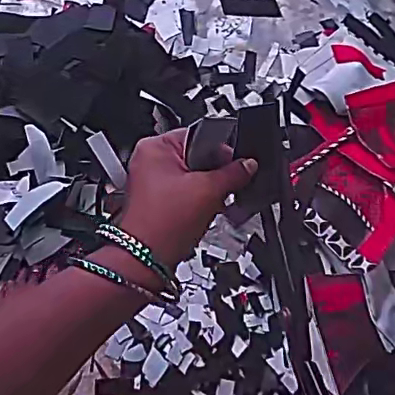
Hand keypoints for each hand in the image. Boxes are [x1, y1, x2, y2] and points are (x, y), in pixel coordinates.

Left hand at [118, 130, 255, 267]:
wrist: (146, 259)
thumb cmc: (162, 224)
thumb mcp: (208, 191)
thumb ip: (233, 173)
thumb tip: (248, 164)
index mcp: (155, 147)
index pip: (200, 135)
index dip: (222, 150)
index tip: (236, 165)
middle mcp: (149, 160)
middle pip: (198, 156)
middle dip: (215, 174)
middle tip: (221, 189)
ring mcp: (151, 181)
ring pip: (193, 176)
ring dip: (208, 190)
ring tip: (208, 205)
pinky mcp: (157, 200)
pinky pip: (186, 192)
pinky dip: (198, 201)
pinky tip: (202, 213)